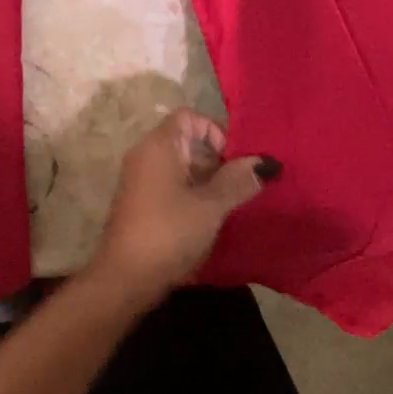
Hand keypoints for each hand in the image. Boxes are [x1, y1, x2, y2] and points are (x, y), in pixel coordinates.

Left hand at [87, 109, 271, 301]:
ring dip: (206, 179)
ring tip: (231, 203)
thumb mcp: (210, 206)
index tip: (235, 160)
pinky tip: (210, 217)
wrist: (126, 276)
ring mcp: (140, 178)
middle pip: (186, 140)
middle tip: (241, 185)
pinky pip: (170, 183)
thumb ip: (237, 181)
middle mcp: (145, 154)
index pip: (189, 116)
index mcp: (159, 145)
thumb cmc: (169, 232)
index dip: (216, 131)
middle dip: (216, 159)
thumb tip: (265, 162)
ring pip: (180, 164)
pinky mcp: (141, 201)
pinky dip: (192, 193)